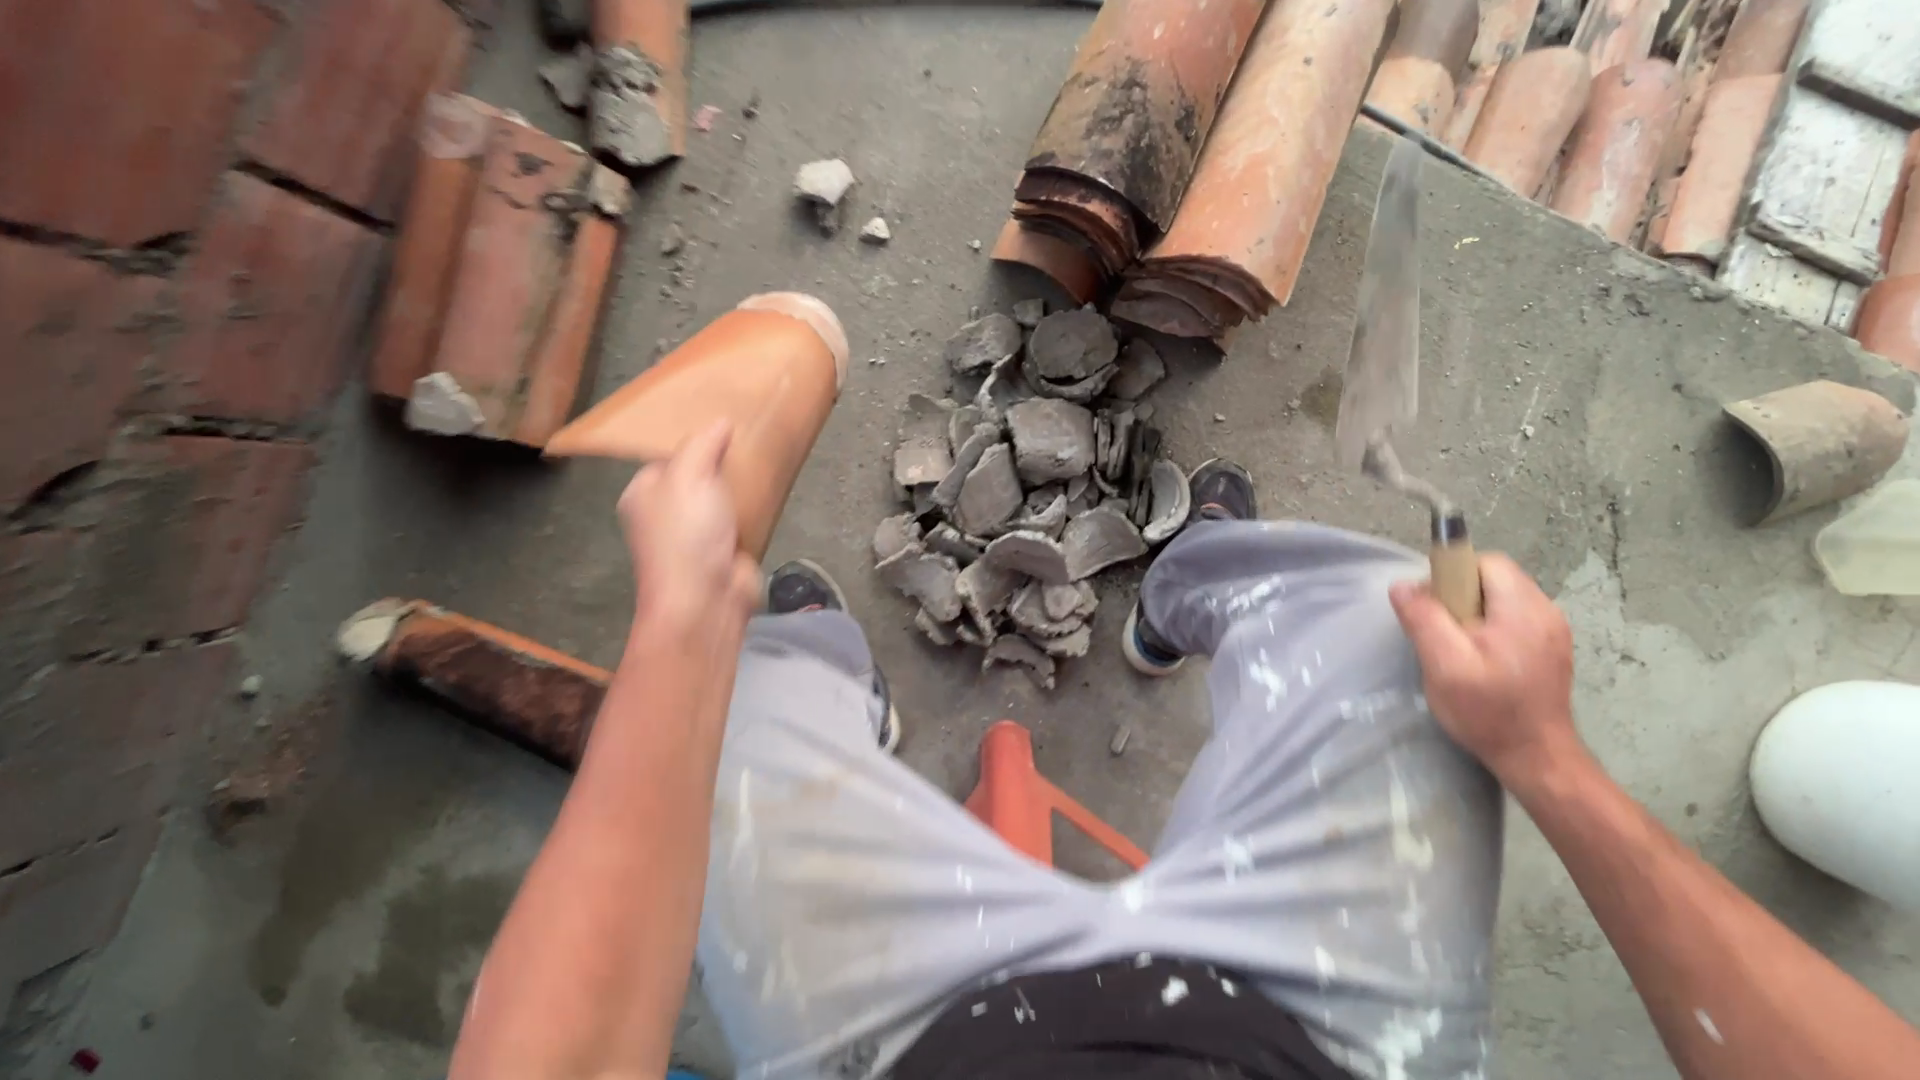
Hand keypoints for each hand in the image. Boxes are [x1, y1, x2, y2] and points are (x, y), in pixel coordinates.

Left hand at [617, 421, 761, 634]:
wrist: (706, 600)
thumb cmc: (686, 534)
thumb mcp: (688, 476)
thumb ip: (702, 445)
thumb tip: (721, 422)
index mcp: (643, 494)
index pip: (667, 456)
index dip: (694, 441)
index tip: (724, 422)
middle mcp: (665, 514)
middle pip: (696, 476)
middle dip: (720, 462)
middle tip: (751, 437)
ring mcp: (695, 535)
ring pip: (720, 498)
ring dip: (740, 486)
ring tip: (765, 457)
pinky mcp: (724, 551)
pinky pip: (740, 519)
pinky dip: (754, 509)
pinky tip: (772, 492)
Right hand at [1388, 553, 1577, 780]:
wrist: (1536, 757)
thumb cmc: (1489, 712)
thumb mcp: (1445, 666)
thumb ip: (1424, 620)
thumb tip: (1403, 585)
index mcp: (1524, 609)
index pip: (1485, 562)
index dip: (1451, 575)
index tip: (1433, 607)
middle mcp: (1546, 611)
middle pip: (1494, 578)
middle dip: (1461, 596)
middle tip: (1442, 633)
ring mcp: (1553, 630)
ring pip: (1503, 599)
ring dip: (1474, 613)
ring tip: (1458, 648)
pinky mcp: (1551, 648)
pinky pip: (1514, 619)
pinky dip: (1491, 628)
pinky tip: (1480, 659)